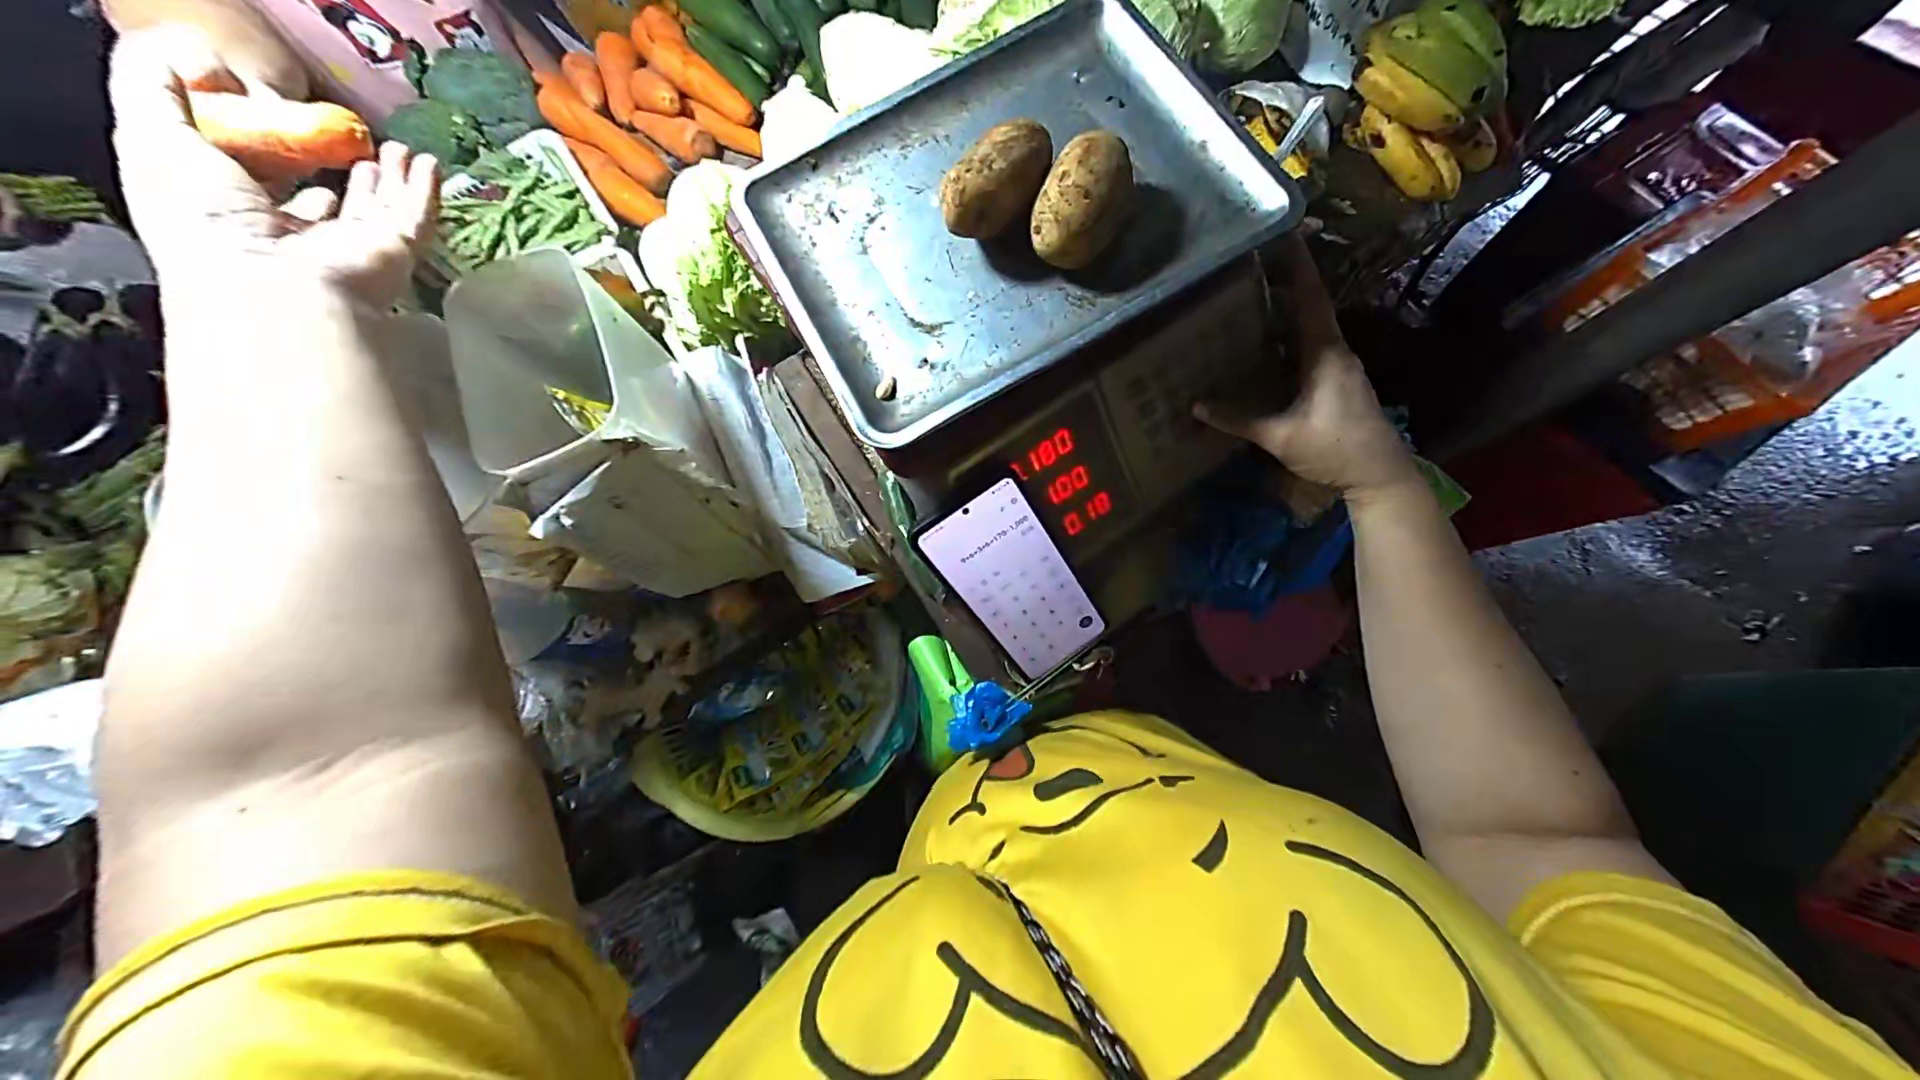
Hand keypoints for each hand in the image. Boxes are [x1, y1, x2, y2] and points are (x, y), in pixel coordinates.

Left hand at [108, 28, 437, 311]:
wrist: (275, 286)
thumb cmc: (206, 220)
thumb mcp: (149, 133)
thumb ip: (152, 85)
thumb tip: (194, 58)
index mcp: (242, 219)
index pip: (265, 185)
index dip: (273, 154)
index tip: (284, 127)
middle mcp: (302, 238)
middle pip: (332, 200)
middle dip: (343, 172)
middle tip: (351, 140)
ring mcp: (352, 249)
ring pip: (378, 208)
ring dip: (390, 178)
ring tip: (399, 149)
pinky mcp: (393, 253)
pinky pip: (415, 217)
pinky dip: (424, 191)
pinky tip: (427, 165)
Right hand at [1195, 236, 1418, 501]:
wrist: (1379, 474)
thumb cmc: (1335, 448)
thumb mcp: (1281, 436)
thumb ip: (1239, 419)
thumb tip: (1197, 406)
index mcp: (1326, 354)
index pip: (1310, 299)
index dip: (1297, 266)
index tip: (1282, 235)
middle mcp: (1335, 352)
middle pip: (1307, 308)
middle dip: (1281, 285)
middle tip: (1247, 267)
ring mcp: (1338, 367)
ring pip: (1307, 330)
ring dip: (1282, 314)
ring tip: (1247, 301)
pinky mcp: (1335, 383)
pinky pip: (1307, 350)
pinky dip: (1285, 340)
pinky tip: (1262, 346)